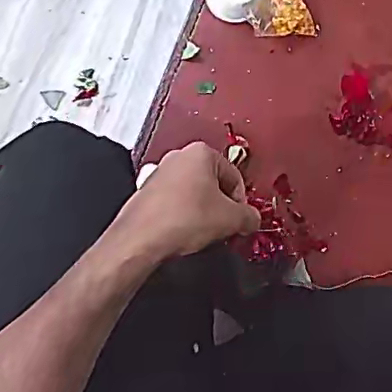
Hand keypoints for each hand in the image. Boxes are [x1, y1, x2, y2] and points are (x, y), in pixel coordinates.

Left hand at [107, 142, 259, 262]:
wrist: (140, 239)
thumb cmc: (181, 219)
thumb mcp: (231, 219)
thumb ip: (250, 216)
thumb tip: (252, 219)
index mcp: (201, 152)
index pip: (235, 177)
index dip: (241, 202)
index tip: (241, 218)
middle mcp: (179, 157)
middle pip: (214, 183)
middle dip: (222, 206)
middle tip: (224, 226)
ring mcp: (160, 173)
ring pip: (194, 192)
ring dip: (203, 211)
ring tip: (202, 231)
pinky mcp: (147, 192)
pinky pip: (175, 201)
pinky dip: (184, 215)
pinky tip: (183, 232)